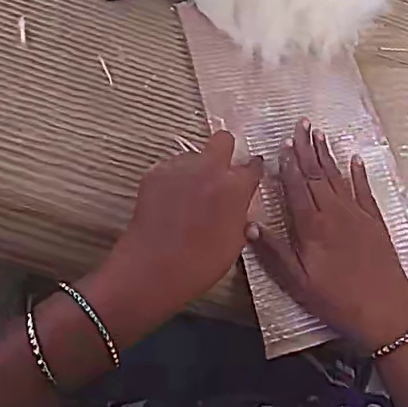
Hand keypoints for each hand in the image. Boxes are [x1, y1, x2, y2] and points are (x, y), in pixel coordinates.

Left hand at [105, 130, 263, 308]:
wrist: (155, 266)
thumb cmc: (201, 263)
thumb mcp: (234, 241)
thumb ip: (239, 214)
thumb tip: (237, 205)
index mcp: (234, 186)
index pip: (252, 165)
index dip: (252, 170)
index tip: (249, 175)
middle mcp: (209, 168)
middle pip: (222, 140)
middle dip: (224, 151)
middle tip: (219, 173)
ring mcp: (179, 167)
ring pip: (192, 156)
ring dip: (194, 169)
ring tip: (187, 196)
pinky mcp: (155, 173)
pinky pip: (170, 169)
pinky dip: (172, 180)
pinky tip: (168, 202)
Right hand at [248, 121, 407, 353]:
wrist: (387, 311)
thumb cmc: (337, 299)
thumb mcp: (298, 282)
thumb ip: (274, 251)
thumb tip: (248, 224)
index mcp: (312, 225)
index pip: (296, 187)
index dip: (288, 165)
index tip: (282, 144)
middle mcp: (334, 212)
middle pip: (316, 174)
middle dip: (306, 148)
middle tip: (300, 125)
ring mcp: (357, 215)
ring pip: (337, 177)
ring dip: (327, 154)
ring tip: (318, 133)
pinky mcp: (375, 222)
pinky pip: (364, 190)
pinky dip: (359, 173)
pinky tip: (354, 159)